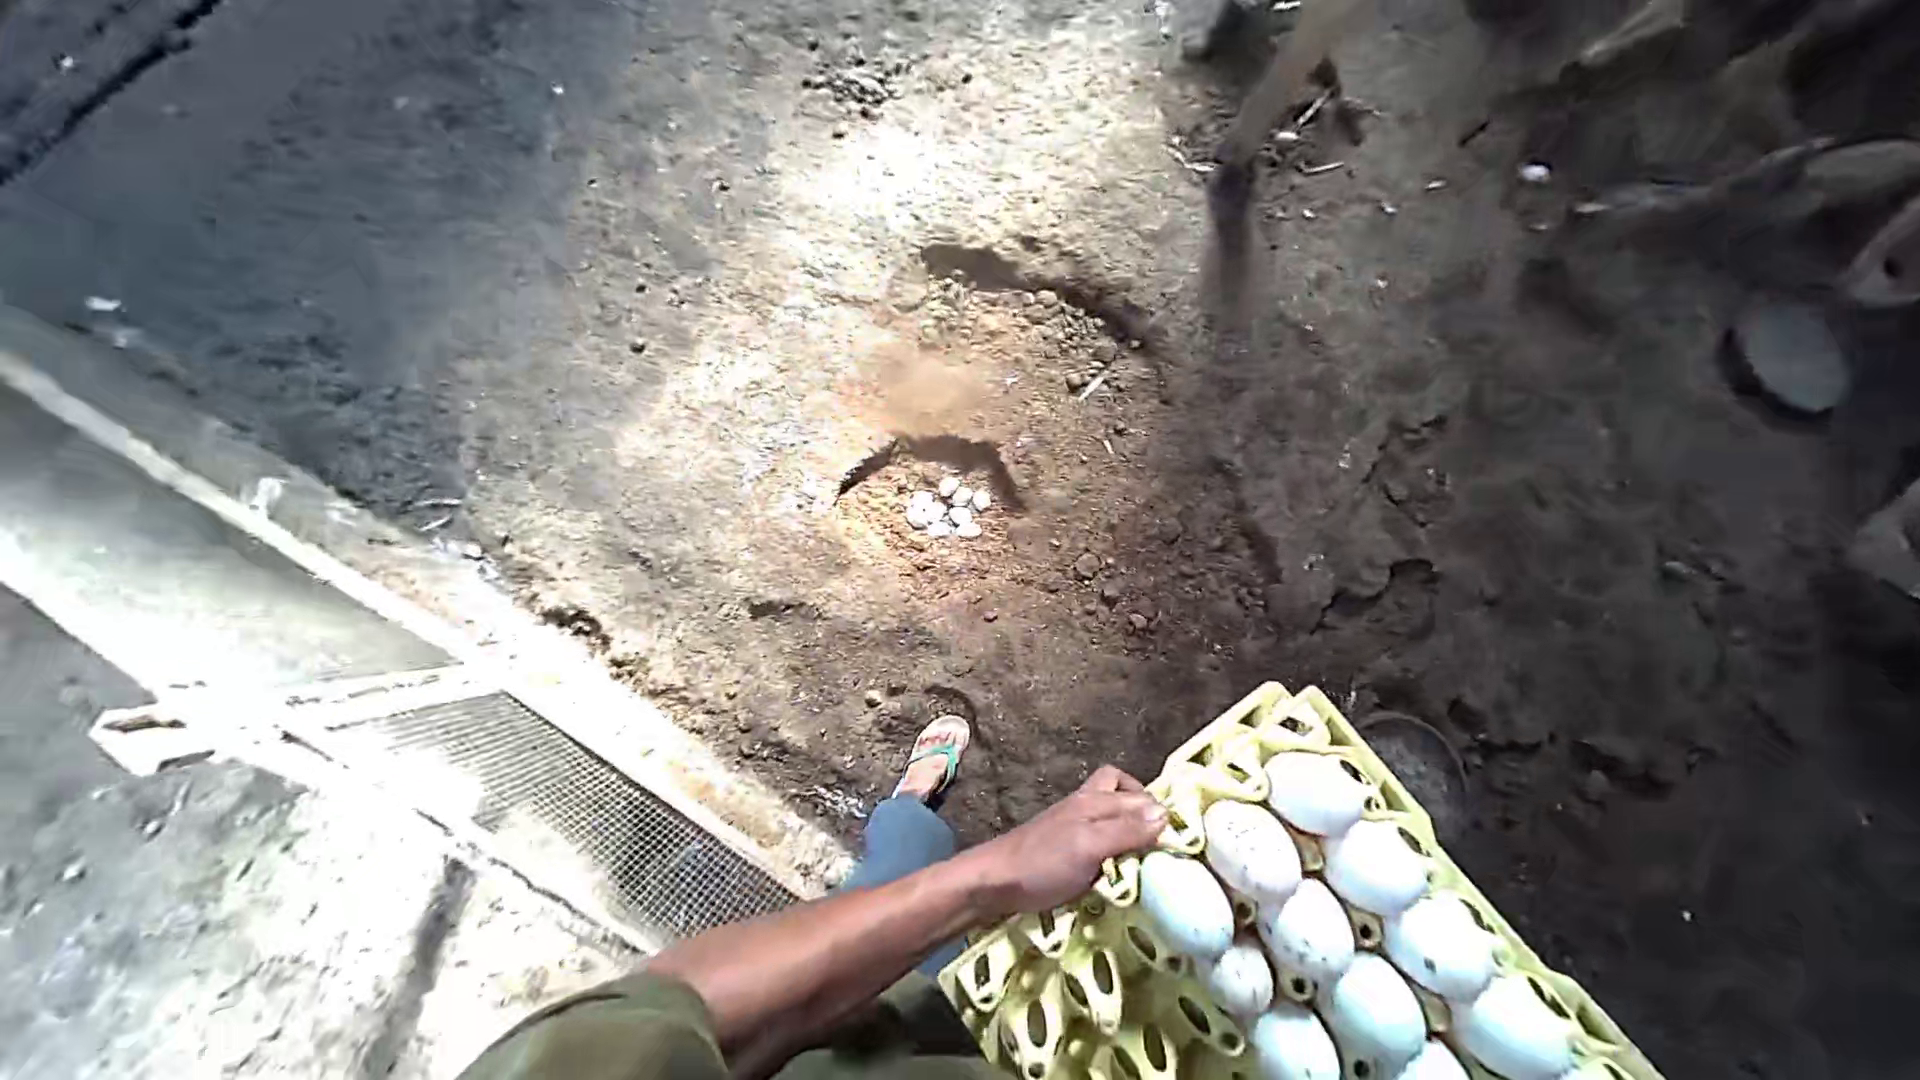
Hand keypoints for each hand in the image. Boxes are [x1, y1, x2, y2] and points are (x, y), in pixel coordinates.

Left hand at [962, 765, 1167, 916]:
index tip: (1186, 838)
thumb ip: (1126, 830)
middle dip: (1147, 814)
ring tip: (1149, 860)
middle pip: (1125, 796)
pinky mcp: (1070, 848)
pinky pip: (1102, 839)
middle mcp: (1087, 806)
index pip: (1138, 794)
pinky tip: (1123, 872)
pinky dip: (1116, 850)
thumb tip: (1166, 813)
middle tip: (1169, 847)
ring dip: (1132, 832)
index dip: (1161, 810)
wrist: (997, 880)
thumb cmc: (1043, 861)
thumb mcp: (1089, 845)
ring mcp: (1076, 826)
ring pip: (1113, 816)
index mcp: (1094, 800)